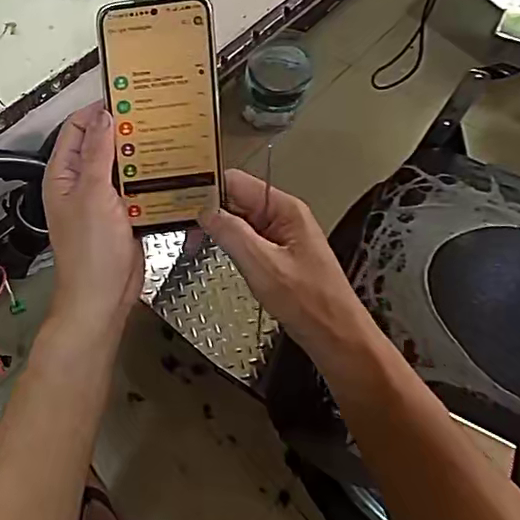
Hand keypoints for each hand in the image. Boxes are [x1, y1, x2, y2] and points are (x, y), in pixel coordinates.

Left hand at [41, 103, 143, 338]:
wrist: (103, 297)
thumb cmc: (89, 255)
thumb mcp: (93, 195)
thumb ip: (98, 154)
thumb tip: (104, 117)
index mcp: (64, 175)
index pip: (78, 129)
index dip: (98, 110)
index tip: (124, 96)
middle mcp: (81, 183)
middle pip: (102, 144)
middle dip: (124, 129)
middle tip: (150, 113)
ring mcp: (103, 199)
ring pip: (123, 164)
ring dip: (139, 153)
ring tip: (162, 135)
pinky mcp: (123, 213)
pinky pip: (137, 186)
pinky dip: (150, 177)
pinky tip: (166, 168)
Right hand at [198, 169, 371, 355]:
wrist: (336, 337)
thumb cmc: (313, 304)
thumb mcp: (263, 266)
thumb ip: (231, 233)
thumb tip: (206, 212)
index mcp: (285, 209)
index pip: (237, 182)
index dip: (208, 189)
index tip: (183, 200)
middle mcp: (283, 217)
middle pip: (236, 199)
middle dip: (208, 211)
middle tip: (184, 228)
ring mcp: (280, 236)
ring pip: (238, 220)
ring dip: (216, 229)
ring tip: (194, 242)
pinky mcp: (277, 254)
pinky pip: (246, 239)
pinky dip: (228, 244)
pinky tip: (216, 253)